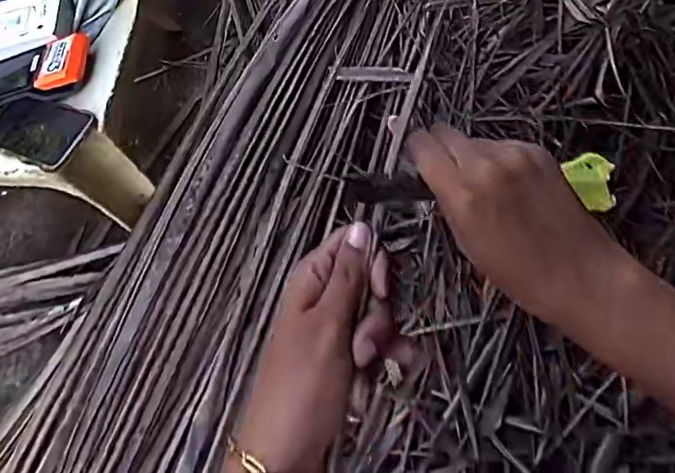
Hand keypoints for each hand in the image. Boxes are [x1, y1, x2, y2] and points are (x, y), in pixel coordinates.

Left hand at [232, 222, 411, 472]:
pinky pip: (380, 347)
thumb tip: (361, 226)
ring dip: (381, 344)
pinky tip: (384, 378)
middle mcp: (326, 298)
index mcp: (313, 278)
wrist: (288, 455)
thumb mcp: (327, 326)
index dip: (374, 262)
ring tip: (363, 370)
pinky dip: (386, 363)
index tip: (380, 289)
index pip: (353, 244)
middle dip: (377, 314)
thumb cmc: (299, 389)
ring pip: (379, 317)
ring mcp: (338, 330)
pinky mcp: (349, 359)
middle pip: (371, 282)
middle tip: (362, 342)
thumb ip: (348, 275)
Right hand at [404, 124, 632, 325]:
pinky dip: (499, 159)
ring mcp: (513, 154)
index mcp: (462, 192)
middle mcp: (485, 165)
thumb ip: (445, 200)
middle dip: (439, 147)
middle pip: (443, 132)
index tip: (411, 152)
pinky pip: (502, 144)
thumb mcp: (467, 242)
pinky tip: (512, 186)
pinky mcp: (536, 151)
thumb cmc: (522, 273)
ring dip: (471, 155)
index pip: (421, 144)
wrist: (584, 276)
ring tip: (488, 187)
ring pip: (473, 139)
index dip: (413, 148)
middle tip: (447, 170)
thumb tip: (428, 172)